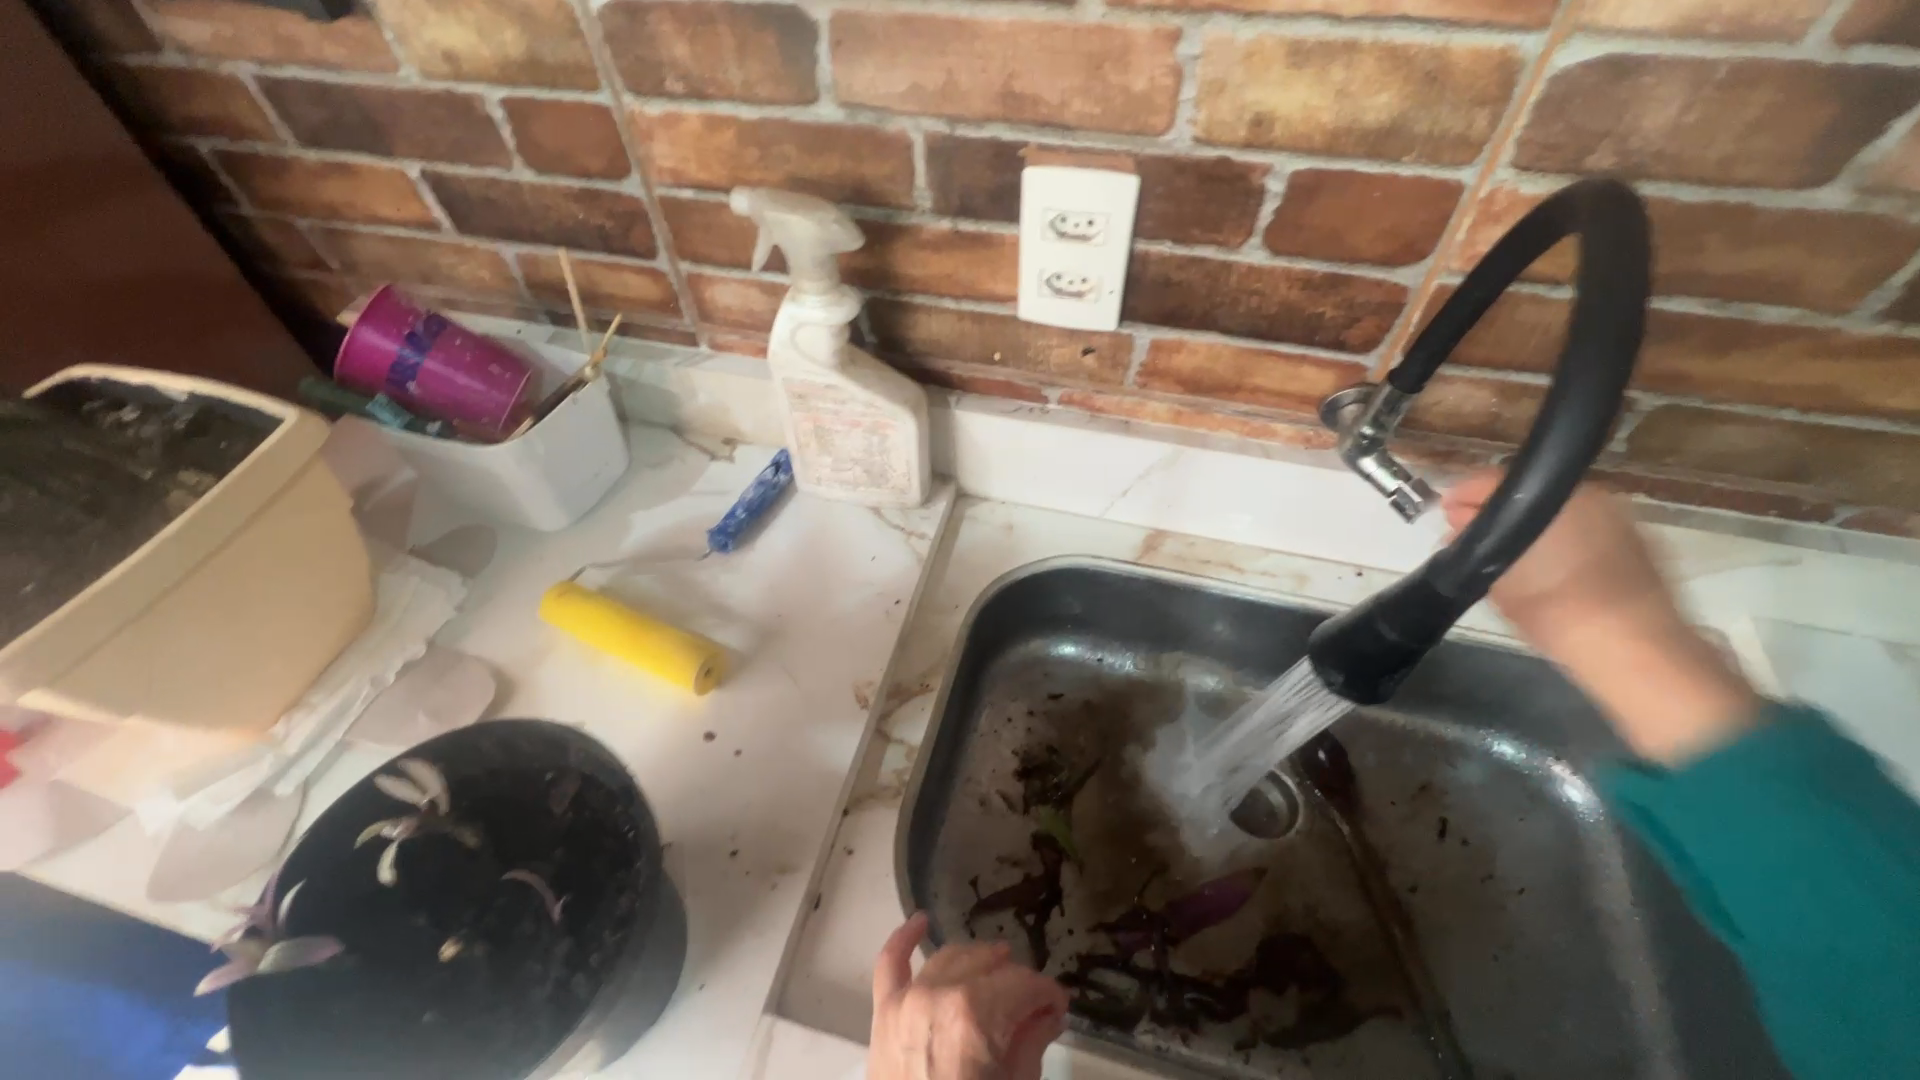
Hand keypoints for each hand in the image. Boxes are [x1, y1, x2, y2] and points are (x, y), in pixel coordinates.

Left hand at [869, 913, 1068, 1079]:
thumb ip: (1031, 1043)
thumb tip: (1049, 1011)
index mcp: (976, 1016)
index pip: (1024, 985)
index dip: (1047, 996)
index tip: (1058, 1009)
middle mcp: (939, 995)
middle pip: (990, 968)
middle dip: (1017, 983)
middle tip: (1034, 1008)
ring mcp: (906, 1000)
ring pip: (950, 958)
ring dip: (977, 962)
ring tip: (998, 970)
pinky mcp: (883, 1013)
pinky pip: (890, 963)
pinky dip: (904, 939)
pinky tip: (921, 921)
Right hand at [1442, 469, 1758, 765]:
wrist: (1632, 648)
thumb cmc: (1555, 610)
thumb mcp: (1496, 577)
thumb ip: (1472, 543)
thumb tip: (1458, 525)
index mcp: (1550, 497)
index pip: (1494, 480)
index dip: (1463, 495)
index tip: (1445, 512)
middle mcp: (1588, 495)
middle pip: (1530, 494)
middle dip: (1498, 510)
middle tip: (1470, 533)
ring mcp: (1619, 517)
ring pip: (1559, 511)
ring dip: (1531, 525)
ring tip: (1508, 553)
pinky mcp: (1637, 542)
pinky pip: (1585, 528)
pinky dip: (1561, 538)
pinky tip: (1547, 566)